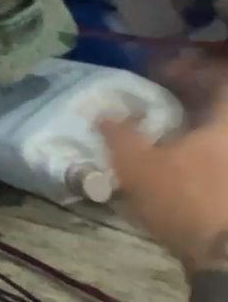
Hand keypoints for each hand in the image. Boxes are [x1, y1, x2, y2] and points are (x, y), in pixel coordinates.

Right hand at [102, 54, 227, 272]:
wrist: (225, 257)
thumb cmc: (181, 199)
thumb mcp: (132, 161)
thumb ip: (115, 129)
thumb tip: (102, 108)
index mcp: (220, 127)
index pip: (217, 82)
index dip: (194, 67)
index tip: (164, 60)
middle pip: (214, 105)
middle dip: (188, 92)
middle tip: (157, 86)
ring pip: (211, 130)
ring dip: (190, 119)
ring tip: (159, 118)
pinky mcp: (225, 184)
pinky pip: (212, 150)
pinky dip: (195, 143)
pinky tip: (172, 149)